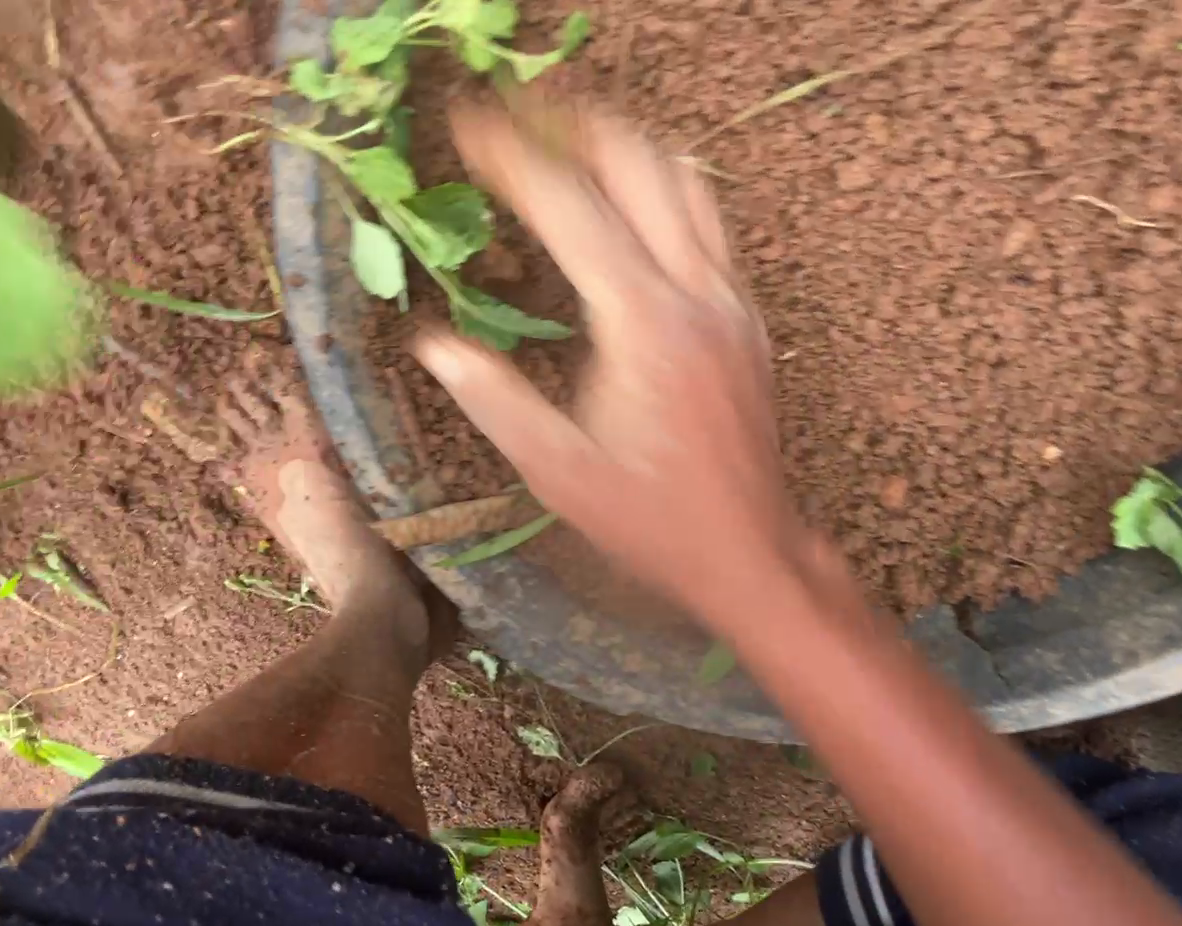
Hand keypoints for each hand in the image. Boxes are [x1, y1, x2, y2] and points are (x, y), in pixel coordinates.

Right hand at [413, 103, 831, 621]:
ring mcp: (730, 302)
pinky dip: (665, 194)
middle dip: (575, 128)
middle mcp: (695, 294)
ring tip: (571, 145)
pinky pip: (709, 227)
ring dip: (626, 152)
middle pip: (640, 167)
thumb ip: (493, 400)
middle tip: (521, 119)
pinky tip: (633, 212)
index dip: (515, 160)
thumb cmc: (650, 521)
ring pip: (686, 185)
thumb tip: (433, 346)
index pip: (572, 209)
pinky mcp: (746, 321)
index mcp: (643, 324)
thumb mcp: (557, 472)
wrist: (747, 551)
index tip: (471, 127)